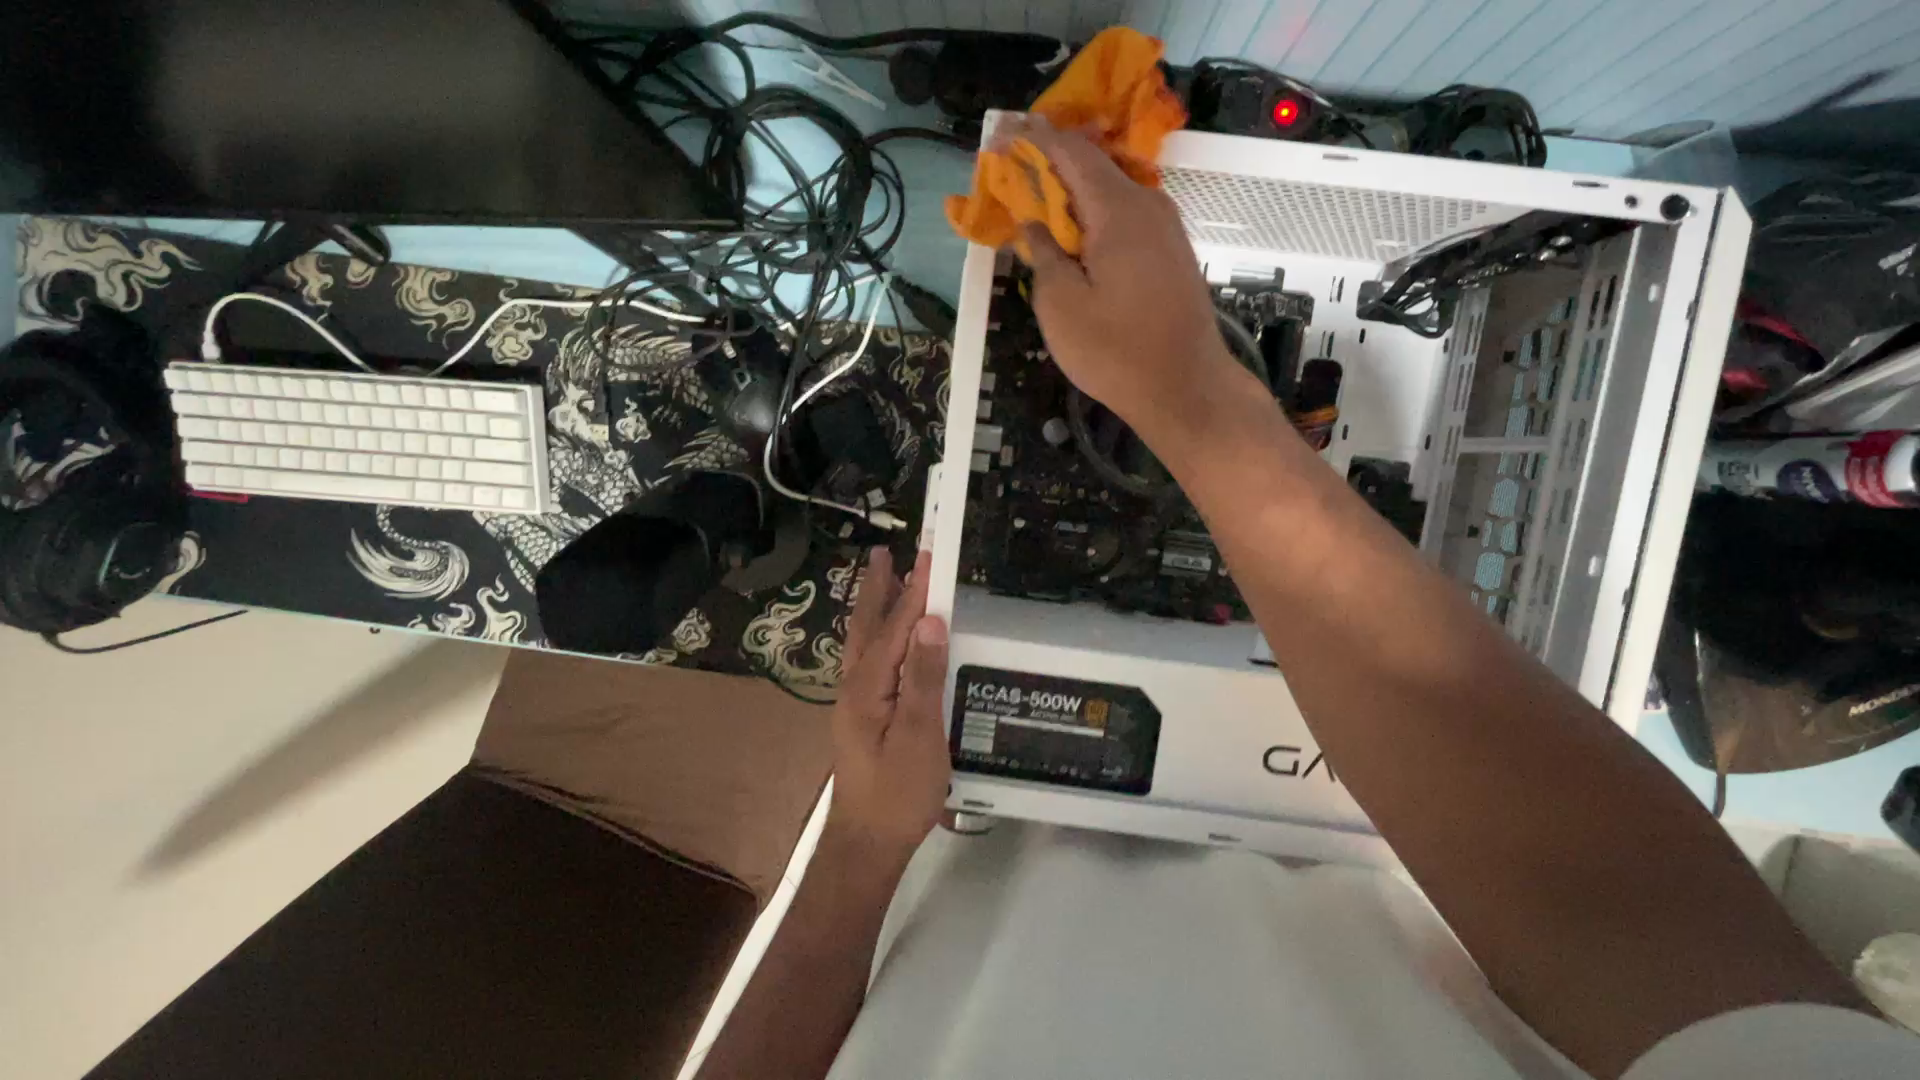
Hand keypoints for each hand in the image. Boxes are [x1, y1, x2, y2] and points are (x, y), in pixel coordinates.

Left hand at [826, 547, 950, 863]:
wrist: (867, 843)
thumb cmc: (898, 793)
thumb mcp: (920, 736)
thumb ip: (924, 678)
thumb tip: (931, 622)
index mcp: (867, 688)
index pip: (895, 629)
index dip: (914, 592)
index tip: (929, 556)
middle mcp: (854, 688)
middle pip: (867, 628)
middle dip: (879, 590)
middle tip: (885, 553)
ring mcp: (854, 704)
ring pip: (863, 645)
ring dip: (875, 610)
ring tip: (885, 582)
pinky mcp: (862, 719)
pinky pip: (869, 663)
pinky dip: (878, 637)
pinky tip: (887, 641)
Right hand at [1012, 120, 1244, 433]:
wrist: (1185, 389)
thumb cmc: (1116, 351)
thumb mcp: (1061, 306)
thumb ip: (1043, 255)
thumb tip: (1035, 223)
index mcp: (1118, 210)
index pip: (1071, 152)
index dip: (1034, 138)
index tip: (1003, 129)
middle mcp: (1148, 205)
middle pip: (1094, 167)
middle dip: (1052, 162)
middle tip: (1014, 167)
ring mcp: (1166, 228)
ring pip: (1112, 192)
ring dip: (1074, 191)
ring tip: (1038, 198)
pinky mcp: (1171, 253)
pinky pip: (1127, 216)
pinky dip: (1095, 214)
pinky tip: (1075, 231)